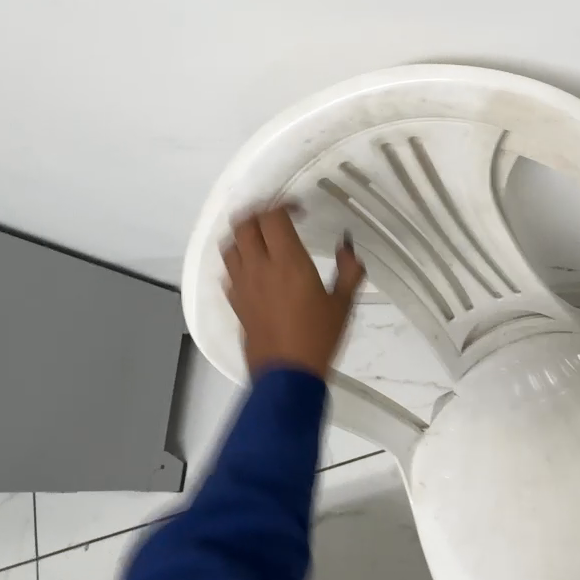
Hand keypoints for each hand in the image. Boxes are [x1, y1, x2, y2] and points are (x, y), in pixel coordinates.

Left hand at [222, 204, 364, 378]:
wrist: (287, 374)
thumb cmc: (319, 337)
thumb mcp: (344, 303)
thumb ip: (350, 270)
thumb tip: (347, 247)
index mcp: (288, 262)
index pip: (272, 216)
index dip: (283, 205)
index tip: (300, 211)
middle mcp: (259, 267)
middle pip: (245, 224)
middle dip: (260, 214)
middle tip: (278, 219)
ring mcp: (242, 283)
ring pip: (230, 244)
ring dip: (245, 235)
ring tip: (262, 239)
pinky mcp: (234, 301)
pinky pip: (229, 270)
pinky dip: (239, 260)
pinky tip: (254, 269)